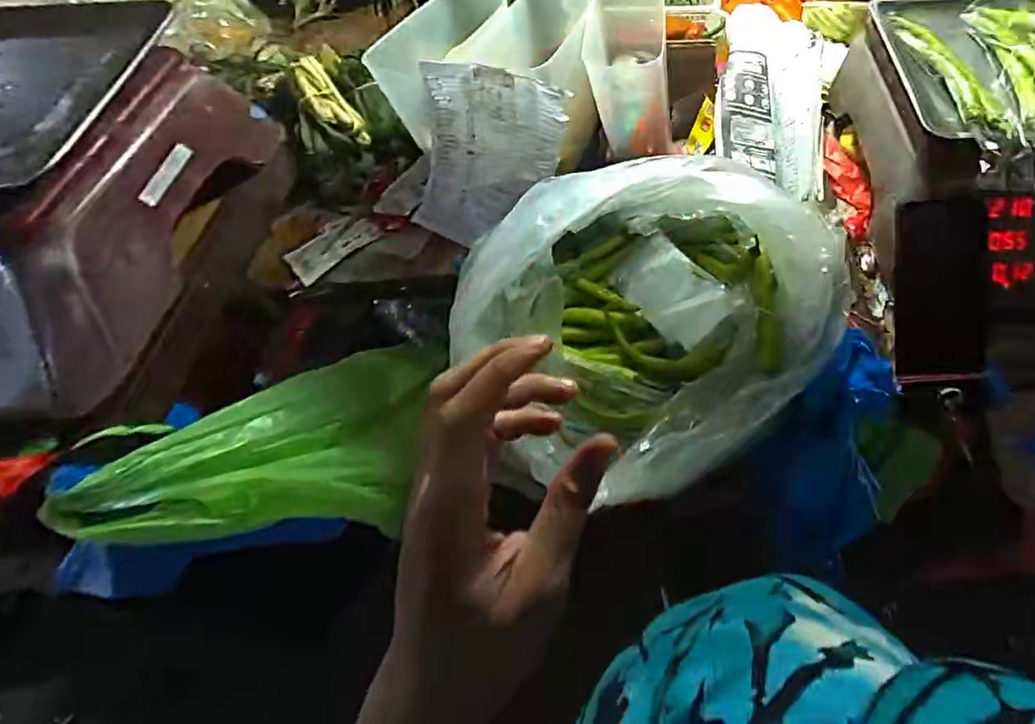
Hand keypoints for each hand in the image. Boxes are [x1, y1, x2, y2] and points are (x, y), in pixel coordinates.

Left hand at [358, 335, 618, 723]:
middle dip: (496, 362)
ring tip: (567, 396)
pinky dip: (504, 419)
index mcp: (447, 505)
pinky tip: (544, 427)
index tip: (545, 345)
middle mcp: (430, 485)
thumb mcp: (540, 586)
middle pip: (447, 398)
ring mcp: (431, 489)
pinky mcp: (443, 495)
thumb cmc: (485, 647)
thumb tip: (604, 441)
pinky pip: (468, 437)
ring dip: (507, 391)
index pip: (461, 415)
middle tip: (549, 348)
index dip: (500, 371)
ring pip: (458, 412)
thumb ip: (567, 509)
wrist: (431, 689)